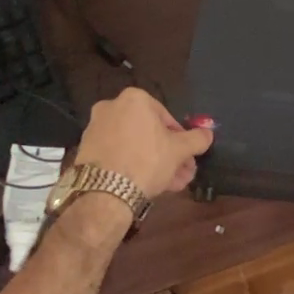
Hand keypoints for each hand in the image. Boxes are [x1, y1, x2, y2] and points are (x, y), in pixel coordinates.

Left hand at [75, 88, 212, 196]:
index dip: (180, 139)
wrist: (105, 194)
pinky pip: (117, 155)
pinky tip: (147, 186)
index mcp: (135, 99)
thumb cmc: (147, 161)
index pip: (166, 118)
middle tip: (181, 172)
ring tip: (170, 184)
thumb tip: (208, 134)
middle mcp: (112, 107)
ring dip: (154, 163)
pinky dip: (132, 166)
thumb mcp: (180, 150)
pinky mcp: (86, 151)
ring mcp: (96, 129)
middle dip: (168, 154)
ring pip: (134, 145)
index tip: (186, 156)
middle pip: (149, 132)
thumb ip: (197, 138)